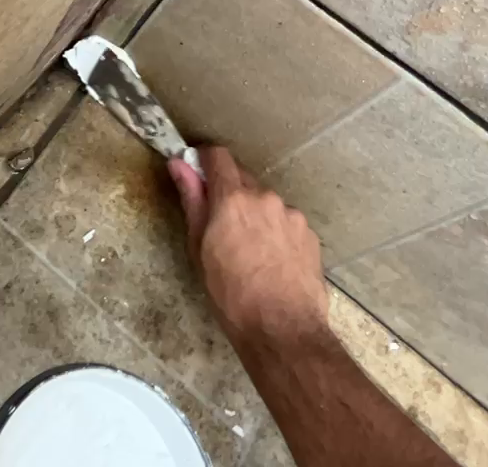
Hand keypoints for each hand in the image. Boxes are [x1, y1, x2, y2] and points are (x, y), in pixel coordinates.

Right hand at [170, 147, 329, 346]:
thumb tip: (178, 163)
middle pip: (242, 179)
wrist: (283, 331)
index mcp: (233, 197)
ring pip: (265, 202)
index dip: (204, 159)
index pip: (217, 156)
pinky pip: (285, 221)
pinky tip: (272, 260)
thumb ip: (191, 199)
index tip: (197, 172)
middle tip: (220, 224)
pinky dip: (275, 230)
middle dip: (229, 192)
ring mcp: (291, 214)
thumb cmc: (230, 293)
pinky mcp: (309, 234)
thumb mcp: (199, 248)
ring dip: (254, 213)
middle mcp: (265, 197)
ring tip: (250, 250)